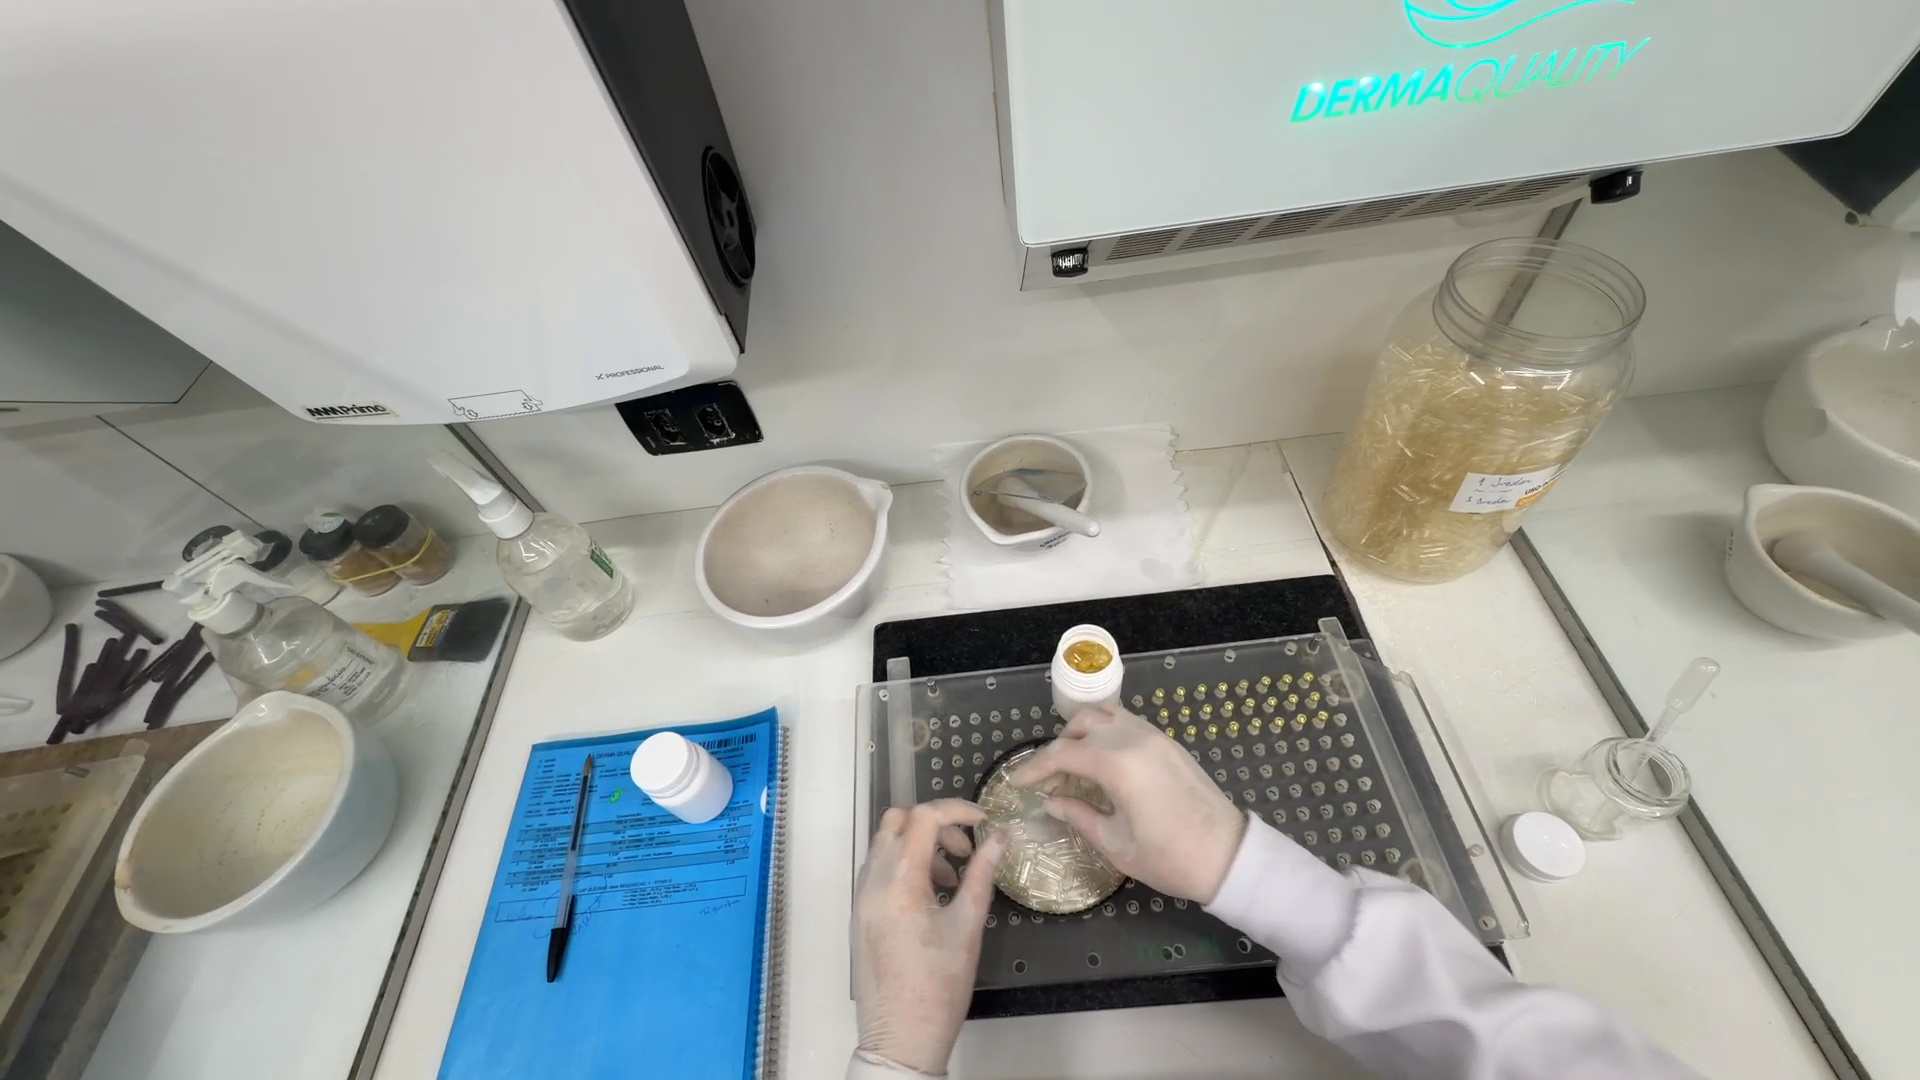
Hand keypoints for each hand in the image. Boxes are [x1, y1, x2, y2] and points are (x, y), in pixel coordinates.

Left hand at [853, 799, 1008, 1074]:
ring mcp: (860, 895)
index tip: (984, 822)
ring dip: (917, 843)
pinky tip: (927, 894)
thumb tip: (1001, 836)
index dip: (958, 810)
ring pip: (884, 841)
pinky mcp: (858, 911)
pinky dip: (902, 862)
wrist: (900, 1040)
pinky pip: (876, 866)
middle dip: (935, 823)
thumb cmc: (939, 986)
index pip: (925, 817)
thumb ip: (982, 874)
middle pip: (898, 820)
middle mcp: (873, 879)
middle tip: (964, 850)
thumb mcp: (968, 927)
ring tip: (949, 878)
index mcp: (900, 880)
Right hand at [1011, 705, 1246, 903]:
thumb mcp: (1115, 843)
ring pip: (1104, 714)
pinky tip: (1103, 760)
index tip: (1017, 783)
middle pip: (1080, 724)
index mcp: (1116, 763)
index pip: (1061, 753)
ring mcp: (1152, 735)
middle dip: (1057, 748)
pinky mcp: (1167, 741)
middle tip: (1049, 779)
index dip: (1034, 767)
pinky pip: (1126, 721)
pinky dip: (1106, 731)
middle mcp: (1132, 737)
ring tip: (1074, 765)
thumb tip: (1052, 801)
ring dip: (1081, 732)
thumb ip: (1078, 815)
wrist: (1228, 856)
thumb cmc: (1168, 857)